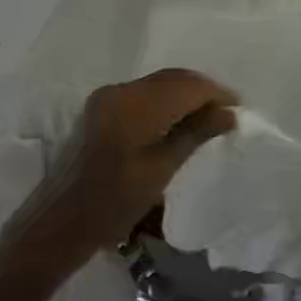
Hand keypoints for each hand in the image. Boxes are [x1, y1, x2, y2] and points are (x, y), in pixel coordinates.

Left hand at [24, 69, 238, 255]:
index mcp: (135, 105)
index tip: (239, 109)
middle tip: (227, 114)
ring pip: (158, 83)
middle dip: (202, 92)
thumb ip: (195, 134)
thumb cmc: (115, 202)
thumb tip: (229, 113)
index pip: (187, 86)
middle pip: (172, 79)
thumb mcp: (162, 170)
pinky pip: (143, 93)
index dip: (216, 93)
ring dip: (185, 95)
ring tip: (209, 117)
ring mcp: (107, 96)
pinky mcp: (102, 106)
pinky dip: (166, 100)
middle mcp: (120, 90)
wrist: (62, 221)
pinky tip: (180, 119)